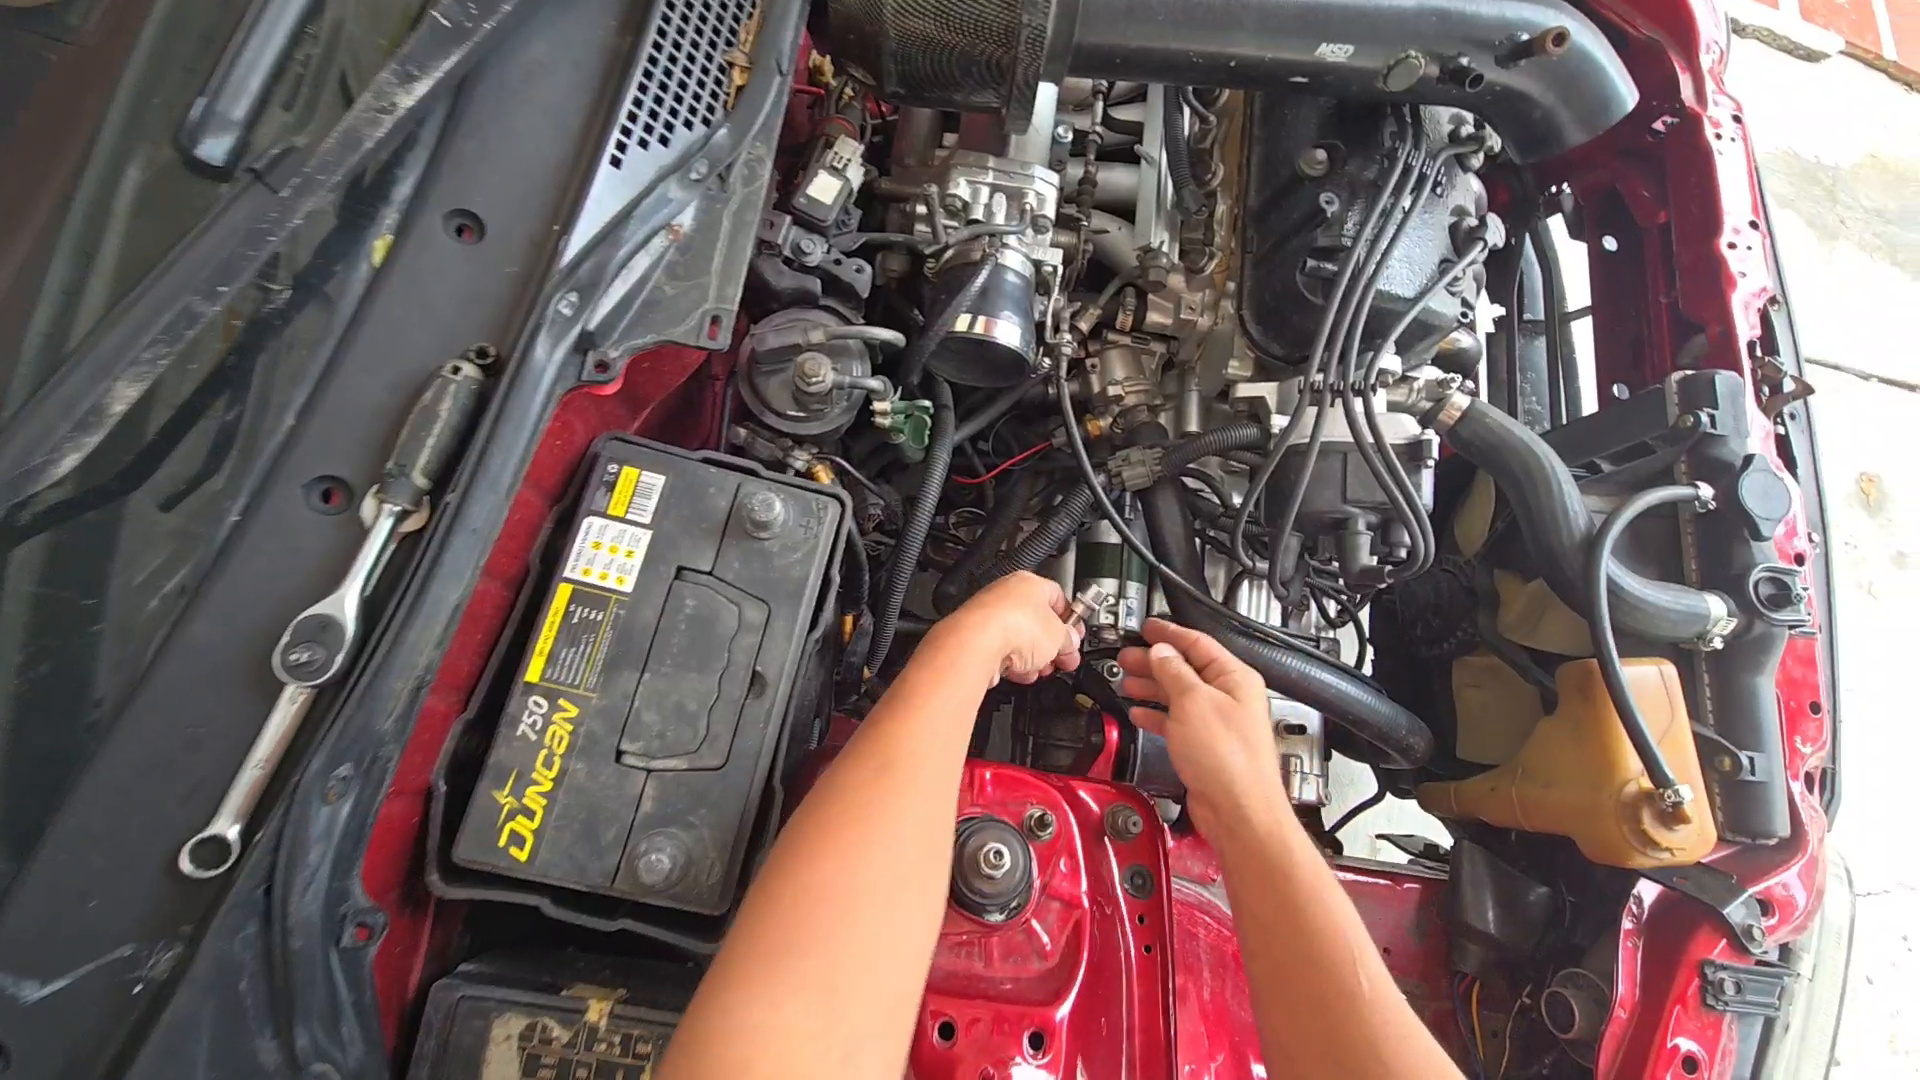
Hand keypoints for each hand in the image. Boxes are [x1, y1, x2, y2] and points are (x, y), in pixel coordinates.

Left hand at [933, 571, 1082, 683]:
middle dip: (1051, 644)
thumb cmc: (1013, 627)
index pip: (1057, 597)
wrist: (976, 644)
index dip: (1070, 620)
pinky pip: (1000, 651)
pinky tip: (1019, 673)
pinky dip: (1011, 663)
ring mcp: (988, 616)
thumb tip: (1070, 642)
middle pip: (1037, 621)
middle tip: (1061, 658)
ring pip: (1017, 639)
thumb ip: (1069, 639)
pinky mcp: (975, 638)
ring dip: (1032, 658)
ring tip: (1039, 669)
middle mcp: (1006, 594)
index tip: (1075, 638)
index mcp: (1029, 583)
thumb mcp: (1059, 636)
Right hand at [1117, 618, 1281, 837]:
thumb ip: (1173, 672)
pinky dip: (1156, 715)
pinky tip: (1140, 713)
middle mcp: (1228, 698)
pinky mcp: (1204, 746)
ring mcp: (1216, 722)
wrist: (1238, 812)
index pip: (1197, 643)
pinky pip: (1175, 721)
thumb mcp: (1193, 702)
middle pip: (1185, 668)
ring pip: (1178, 694)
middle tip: (1127, 657)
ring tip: (1127, 681)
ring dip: (1151, 687)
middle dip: (1153, 661)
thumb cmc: (1230, 761)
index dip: (1169, 633)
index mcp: (1234, 678)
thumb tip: (1161, 652)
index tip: (1148, 627)